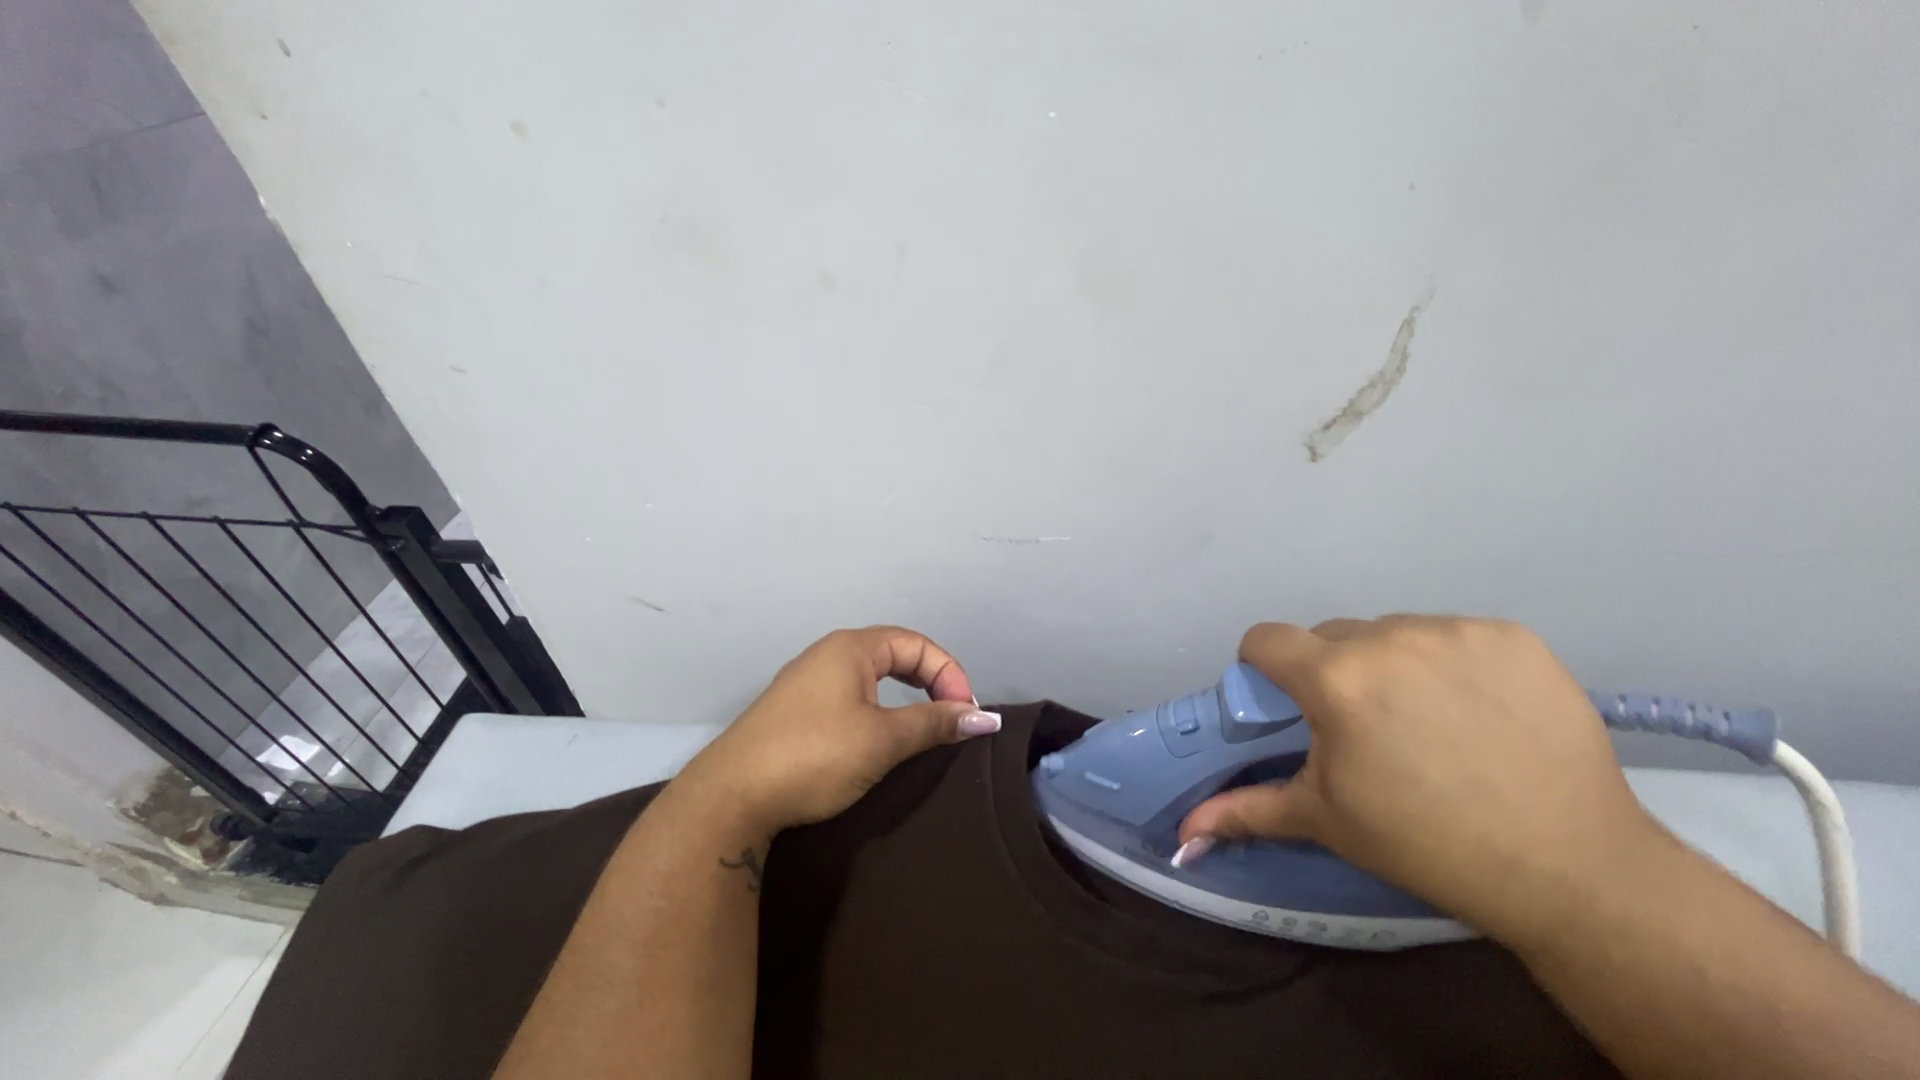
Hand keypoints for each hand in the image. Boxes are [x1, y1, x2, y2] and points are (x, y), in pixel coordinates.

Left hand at [672, 626, 1000, 836]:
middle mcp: (826, 655)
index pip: (916, 644)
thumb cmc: (815, 756)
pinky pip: (848, 696)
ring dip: (904, 696)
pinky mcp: (792, 713)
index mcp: (851, 649)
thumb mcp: (883, 740)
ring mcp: (805, 683)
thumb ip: (934, 723)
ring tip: (922, 727)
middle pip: (894, 654)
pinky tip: (877, 737)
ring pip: (869, 676)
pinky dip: (877, 708)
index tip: (966, 715)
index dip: (949, 673)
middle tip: (951, 716)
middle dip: (930, 680)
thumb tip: (984, 717)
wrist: (731, 796)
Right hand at [1178, 616, 1663, 944]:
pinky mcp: (1513, 636)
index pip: (1267, 639)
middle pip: (1333, 637)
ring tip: (1428, 723)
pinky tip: (1479, 712)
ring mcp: (1456, 631)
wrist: (1567, 865)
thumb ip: (1246, 810)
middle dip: (1333, 673)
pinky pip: (1455, 636)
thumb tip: (1183, 833)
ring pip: (1395, 633)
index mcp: (1334, 679)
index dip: (1264, 668)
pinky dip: (1453, 664)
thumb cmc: (1425, 843)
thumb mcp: (1325, 821)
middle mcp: (1390, 638)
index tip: (1285, 703)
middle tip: (1364, 730)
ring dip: (1392, 665)